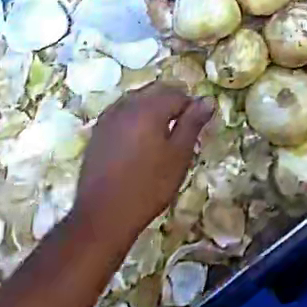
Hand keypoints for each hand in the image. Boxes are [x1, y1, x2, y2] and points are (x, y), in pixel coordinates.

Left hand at [72, 85, 214, 246]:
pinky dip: (136, 118)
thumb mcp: (178, 156)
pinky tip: (140, 141)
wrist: (103, 215)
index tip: (198, 129)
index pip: (178, 94)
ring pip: (138, 99)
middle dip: (173, 103)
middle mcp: (127, 104)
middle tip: (183, 130)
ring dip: (154, 109)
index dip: (192, 108)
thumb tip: (207, 100)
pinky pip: (123, 113)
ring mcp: (109, 117)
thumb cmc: (148, 186)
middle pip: (156, 91)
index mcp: (149, 107)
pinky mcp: (98, 131)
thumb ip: (192, 123)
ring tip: (163, 136)